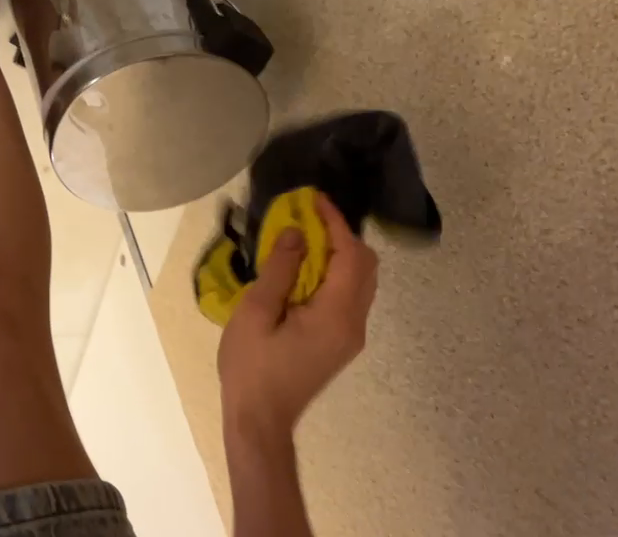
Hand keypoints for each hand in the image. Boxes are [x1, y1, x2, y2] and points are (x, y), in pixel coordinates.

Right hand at [217, 192, 378, 440]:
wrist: (260, 418)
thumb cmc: (252, 364)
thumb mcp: (256, 310)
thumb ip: (280, 269)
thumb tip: (298, 232)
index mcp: (336, 315)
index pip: (350, 256)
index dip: (335, 223)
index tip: (313, 199)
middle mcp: (354, 324)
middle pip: (365, 267)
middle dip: (341, 234)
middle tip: (306, 214)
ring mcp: (349, 335)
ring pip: (359, 281)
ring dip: (338, 252)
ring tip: (302, 233)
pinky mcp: (339, 341)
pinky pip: (348, 295)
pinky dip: (333, 271)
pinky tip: (302, 266)